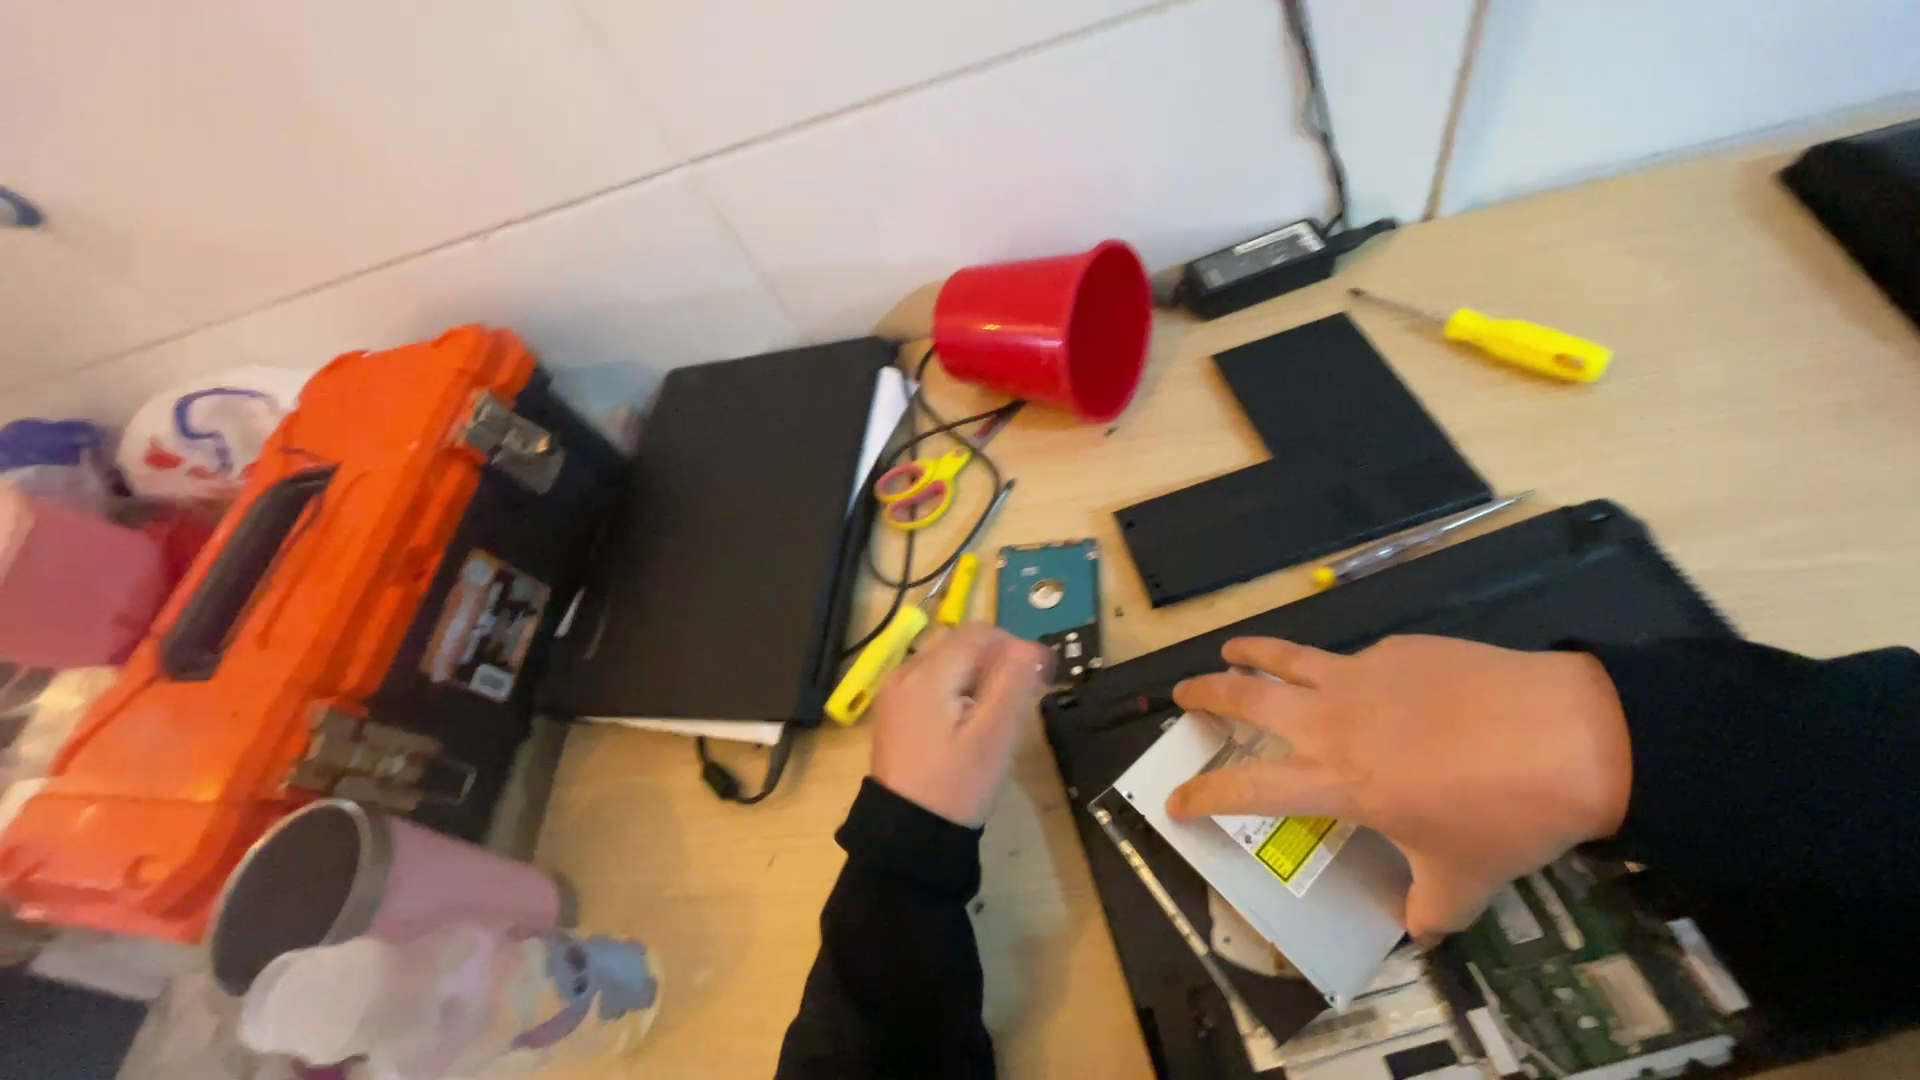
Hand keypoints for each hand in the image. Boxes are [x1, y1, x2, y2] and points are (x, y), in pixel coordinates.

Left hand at [868, 624, 1056, 826]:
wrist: (906, 834)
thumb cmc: (956, 785)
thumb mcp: (993, 735)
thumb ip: (1014, 682)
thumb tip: (1033, 647)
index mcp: (928, 672)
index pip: (981, 633)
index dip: (1015, 647)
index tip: (1038, 679)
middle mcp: (905, 671)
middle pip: (962, 643)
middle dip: (995, 663)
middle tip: (1016, 703)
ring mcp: (895, 691)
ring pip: (947, 661)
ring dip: (976, 676)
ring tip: (993, 718)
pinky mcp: (894, 711)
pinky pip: (931, 682)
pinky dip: (955, 690)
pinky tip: (966, 726)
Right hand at [1166, 635, 1631, 939]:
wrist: (1570, 737)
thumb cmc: (1506, 816)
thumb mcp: (1466, 879)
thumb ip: (1430, 909)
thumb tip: (1420, 931)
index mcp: (1334, 781)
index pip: (1245, 789)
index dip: (1201, 795)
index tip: (1173, 801)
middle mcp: (1328, 723)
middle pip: (1244, 698)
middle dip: (1204, 694)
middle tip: (1183, 693)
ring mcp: (1358, 677)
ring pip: (1283, 657)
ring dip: (1249, 653)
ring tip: (1232, 649)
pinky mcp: (1394, 650)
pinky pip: (1358, 660)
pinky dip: (1346, 670)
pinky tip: (1378, 681)